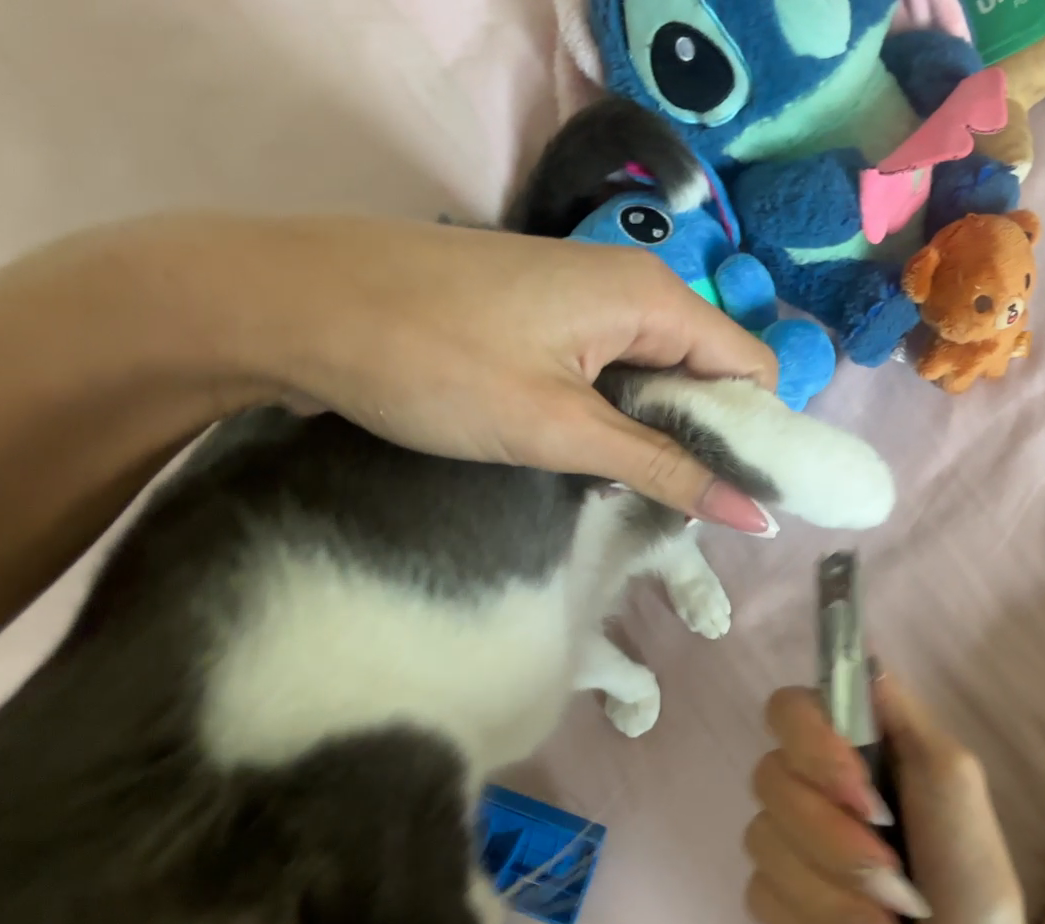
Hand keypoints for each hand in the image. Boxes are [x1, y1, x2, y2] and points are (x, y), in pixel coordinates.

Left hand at [110, 213, 780, 531]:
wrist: (288, 303)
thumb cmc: (432, 362)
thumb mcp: (559, 429)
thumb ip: (664, 469)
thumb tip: (757, 516)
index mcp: (654, 298)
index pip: (752, 370)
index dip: (753, 436)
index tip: (730, 499)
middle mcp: (634, 285)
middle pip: (709, 371)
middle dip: (702, 440)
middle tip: (668, 506)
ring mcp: (587, 295)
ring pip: (659, 374)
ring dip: (653, 433)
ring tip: (619, 487)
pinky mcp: (548, 313)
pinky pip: (615, 367)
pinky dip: (614, 414)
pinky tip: (581, 452)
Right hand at [745, 674, 1044, 923]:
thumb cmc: (971, 874)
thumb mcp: (955, 780)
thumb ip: (904, 714)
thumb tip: (860, 654)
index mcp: (852, 748)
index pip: (788, 709)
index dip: (812, 746)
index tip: (861, 790)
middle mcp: (810, 786)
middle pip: (770, 779)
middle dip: (836, 841)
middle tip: (895, 878)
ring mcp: (787, 844)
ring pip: (766, 844)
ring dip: (841, 898)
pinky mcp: (774, 902)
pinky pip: (765, 897)